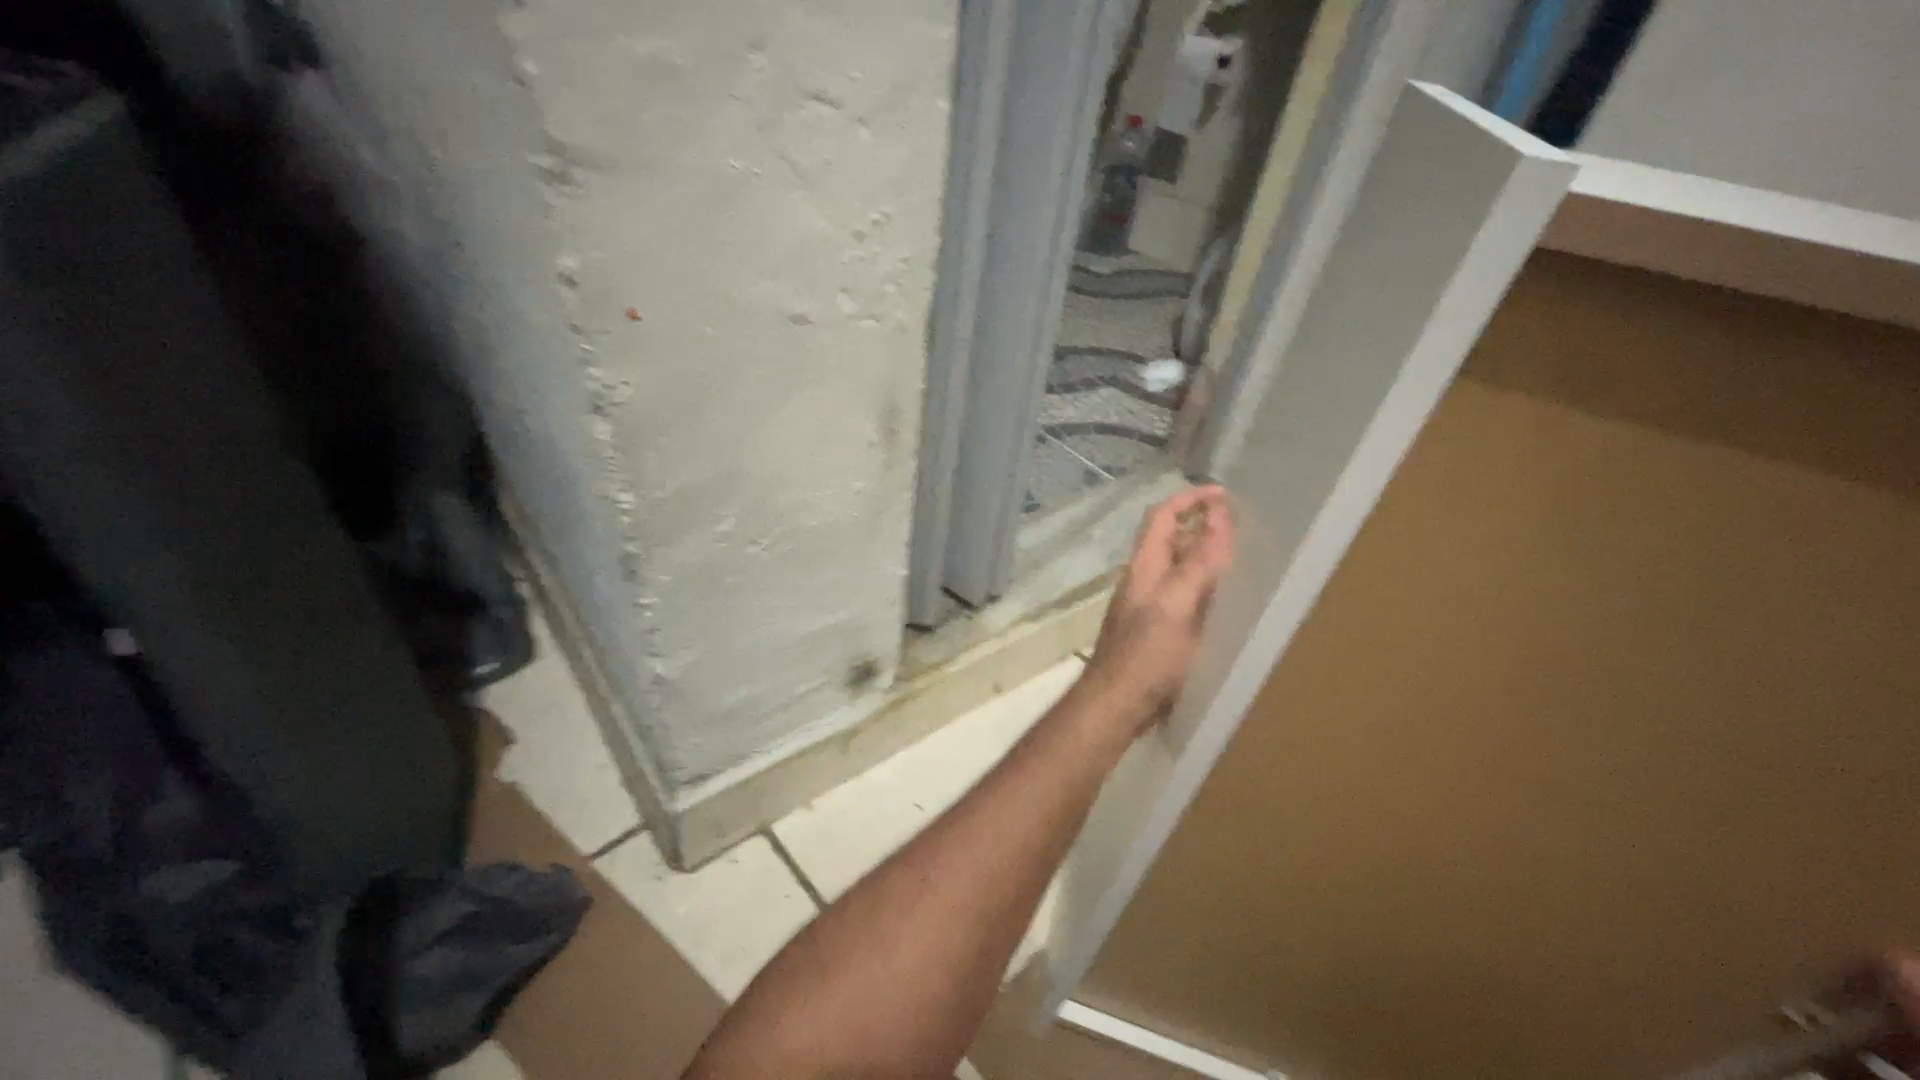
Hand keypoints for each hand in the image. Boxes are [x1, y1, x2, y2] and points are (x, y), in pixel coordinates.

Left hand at [1079, 486, 1234, 735]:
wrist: (1118, 706)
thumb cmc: (1146, 656)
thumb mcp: (1176, 604)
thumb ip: (1197, 562)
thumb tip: (1217, 514)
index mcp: (1145, 568)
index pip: (1162, 517)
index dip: (1190, 499)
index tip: (1225, 494)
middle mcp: (1146, 582)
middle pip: (1173, 542)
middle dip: (1204, 527)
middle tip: (1244, 526)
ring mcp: (1151, 609)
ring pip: (1181, 572)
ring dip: (1208, 559)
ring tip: (1247, 560)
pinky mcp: (1160, 635)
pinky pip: (1187, 601)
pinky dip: (1208, 592)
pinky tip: (1231, 605)